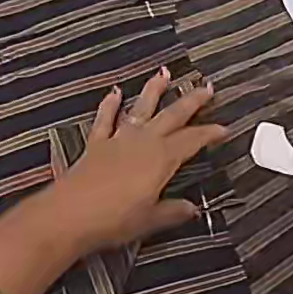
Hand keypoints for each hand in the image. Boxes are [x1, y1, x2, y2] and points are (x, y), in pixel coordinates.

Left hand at [0, 68, 227, 293]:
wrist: (68, 216)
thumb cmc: (114, 220)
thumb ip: (172, 211)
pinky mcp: (96, 145)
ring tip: (164, 73)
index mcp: (162, 158)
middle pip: (172, 116)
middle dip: (191, 101)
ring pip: (141, 109)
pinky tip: (115, 93)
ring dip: (154, 90)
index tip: (224, 127)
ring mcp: (118, 140)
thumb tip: (192, 208)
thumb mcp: (150, 219)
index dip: (209, 133)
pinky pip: (106, 120)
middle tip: (206, 87)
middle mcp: (143, 142)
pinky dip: (110, 105)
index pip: (192, 140)